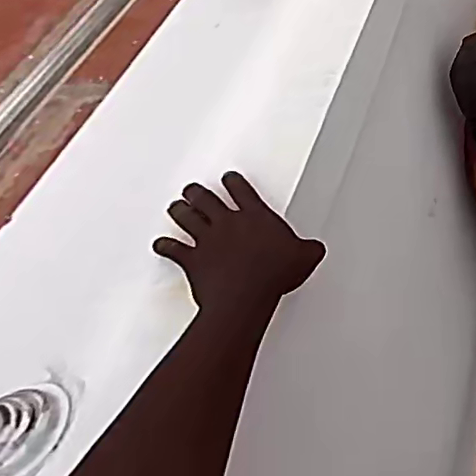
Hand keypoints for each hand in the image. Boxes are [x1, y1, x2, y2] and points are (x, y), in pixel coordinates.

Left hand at [154, 172, 324, 312]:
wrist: (245, 297)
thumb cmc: (273, 275)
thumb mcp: (306, 257)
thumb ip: (308, 248)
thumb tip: (314, 249)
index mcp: (257, 217)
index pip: (242, 190)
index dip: (234, 181)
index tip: (230, 178)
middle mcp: (228, 223)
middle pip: (206, 198)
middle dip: (197, 191)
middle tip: (193, 188)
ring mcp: (207, 240)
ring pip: (186, 217)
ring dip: (180, 210)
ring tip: (177, 206)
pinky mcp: (192, 259)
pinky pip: (172, 248)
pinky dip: (165, 245)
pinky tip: (162, 243)